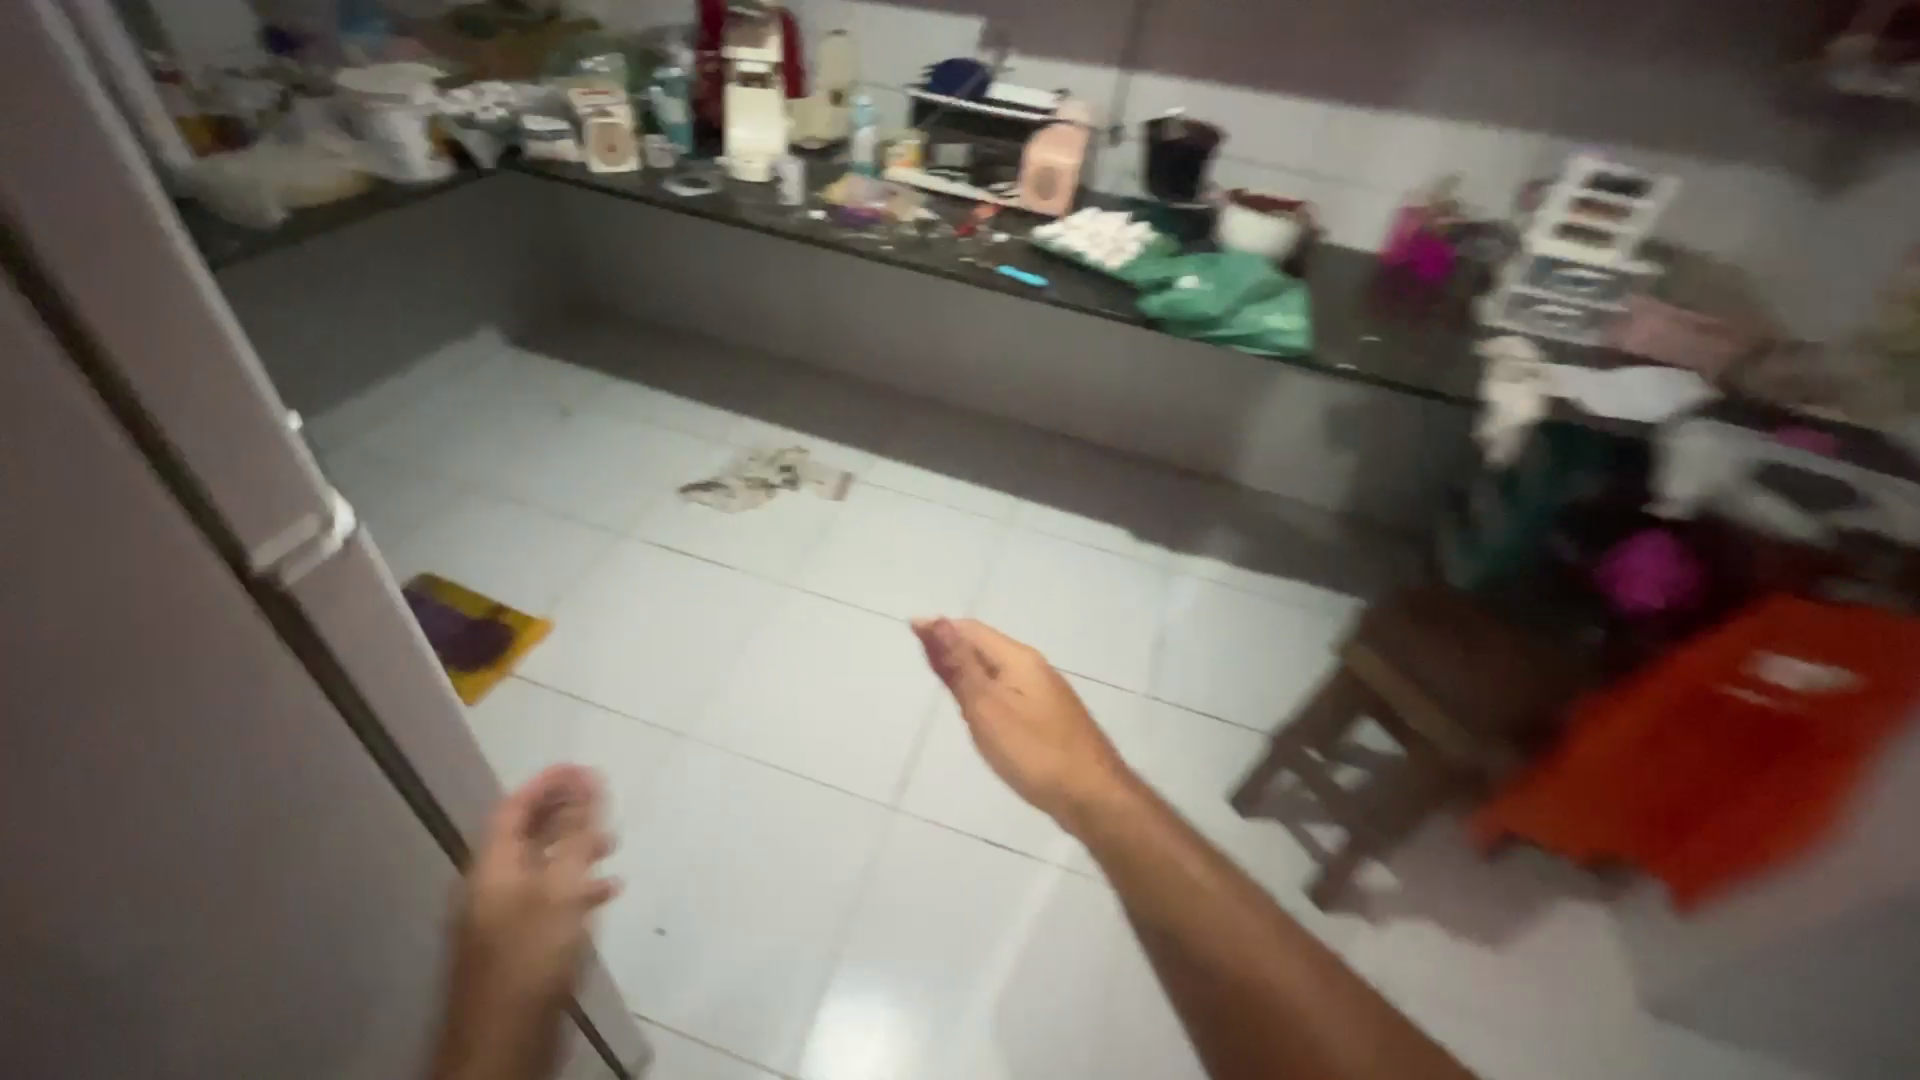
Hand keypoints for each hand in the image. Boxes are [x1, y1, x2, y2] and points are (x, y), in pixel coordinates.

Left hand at [433, 766, 619, 1079]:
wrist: (501, 1045)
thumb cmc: (531, 958)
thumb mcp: (560, 889)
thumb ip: (576, 835)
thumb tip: (587, 783)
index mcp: (493, 869)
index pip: (514, 809)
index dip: (548, 783)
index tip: (584, 767)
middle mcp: (493, 887)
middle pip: (526, 834)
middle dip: (565, 811)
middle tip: (603, 798)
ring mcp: (503, 918)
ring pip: (541, 865)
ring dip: (575, 847)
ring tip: (612, 843)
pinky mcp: (519, 944)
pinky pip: (549, 896)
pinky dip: (577, 884)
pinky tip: (605, 892)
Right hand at [911, 617, 1138, 832]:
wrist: (1093, 796)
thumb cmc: (1034, 752)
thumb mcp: (986, 708)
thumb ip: (959, 666)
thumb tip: (934, 621)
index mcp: (1018, 659)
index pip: (971, 630)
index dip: (940, 629)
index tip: (910, 632)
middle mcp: (1035, 667)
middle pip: (987, 647)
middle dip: (955, 647)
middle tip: (924, 658)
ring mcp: (1047, 693)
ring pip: (1000, 670)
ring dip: (972, 669)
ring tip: (946, 682)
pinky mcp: (1052, 717)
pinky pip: (1012, 691)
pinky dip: (989, 691)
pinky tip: (983, 712)